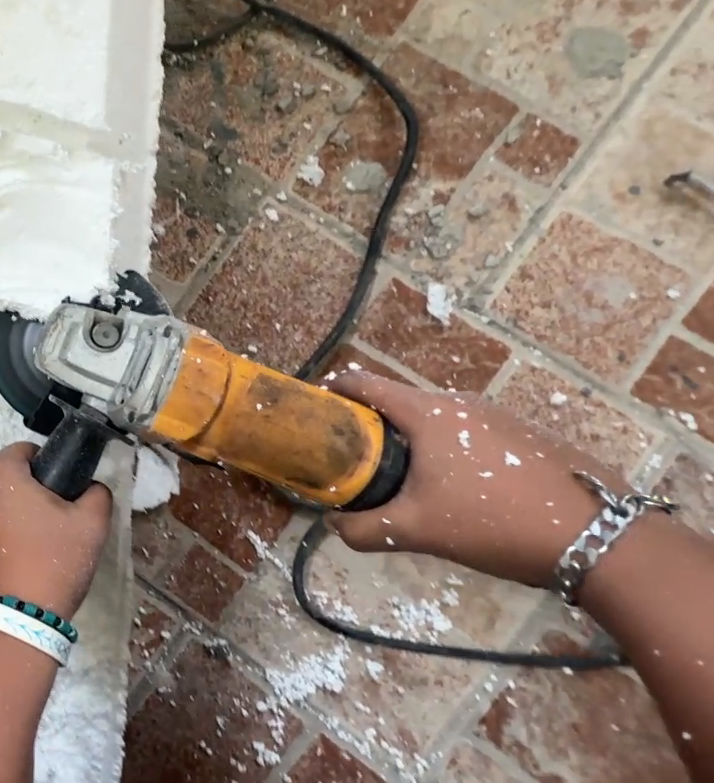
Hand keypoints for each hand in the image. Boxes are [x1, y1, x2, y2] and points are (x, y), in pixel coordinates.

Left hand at [0, 443, 113, 616]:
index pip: (27, 452)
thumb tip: (90, 486)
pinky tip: (8, 557)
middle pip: (5, 476)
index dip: (48, 470)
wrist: (14, 617)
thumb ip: (96, 493)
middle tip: (50, 524)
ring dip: (6, 511)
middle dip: (26, 491)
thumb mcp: (91, 524)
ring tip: (29, 544)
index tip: (62, 497)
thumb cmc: (52, 561)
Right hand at [325, 372, 620, 588]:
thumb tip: (332, 526)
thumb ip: (363, 528)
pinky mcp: (531, 438)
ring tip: (411, 478)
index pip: (363, 383)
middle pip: (400, 402)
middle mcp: (462, 404)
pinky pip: (473, 434)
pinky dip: (454, 451)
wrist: (608, 542)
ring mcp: (502, 418)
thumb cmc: (495, 522)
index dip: (333, 391)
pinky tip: (464, 489)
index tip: (317, 411)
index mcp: (427, 413)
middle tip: (360, 458)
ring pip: (439, 420)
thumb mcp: (418, 531)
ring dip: (416, 440)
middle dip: (374, 426)